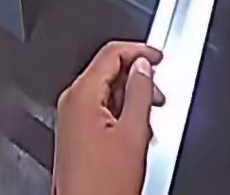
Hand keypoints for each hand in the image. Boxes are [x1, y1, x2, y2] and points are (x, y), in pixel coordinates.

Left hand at [53, 42, 163, 194]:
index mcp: (81, 94)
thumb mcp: (132, 135)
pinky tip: (135, 133)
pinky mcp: (74, 135)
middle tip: (158, 94)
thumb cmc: (102, 188)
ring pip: (106, 91)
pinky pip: (99, 109)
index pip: (111, 53)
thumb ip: (140, 93)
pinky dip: (120, 113)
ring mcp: (70, 119)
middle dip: (137, 79)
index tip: (158, 55)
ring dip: (131, 99)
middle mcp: (71, 102)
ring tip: (149, 119)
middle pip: (108, 70)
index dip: (138, 50)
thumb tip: (143, 66)